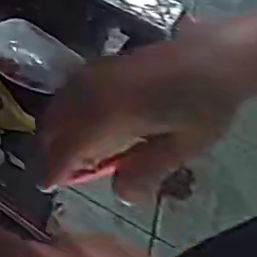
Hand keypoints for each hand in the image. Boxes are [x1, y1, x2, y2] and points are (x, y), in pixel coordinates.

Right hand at [37, 33, 243, 201]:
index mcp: (104, 115)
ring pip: (52, 113)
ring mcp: (80, 80)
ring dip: (55, 135)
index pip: (67, 147)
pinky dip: (61, 119)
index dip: (54, 168)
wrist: (210, 58)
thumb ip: (148, 169)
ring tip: (71, 154)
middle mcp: (82, 95)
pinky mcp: (85, 72)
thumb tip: (122, 197)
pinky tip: (79, 129)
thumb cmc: (202, 105)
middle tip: (61, 173)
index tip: (45, 186)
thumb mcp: (184, 144)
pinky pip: (60, 100)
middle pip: (50, 128)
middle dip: (49, 151)